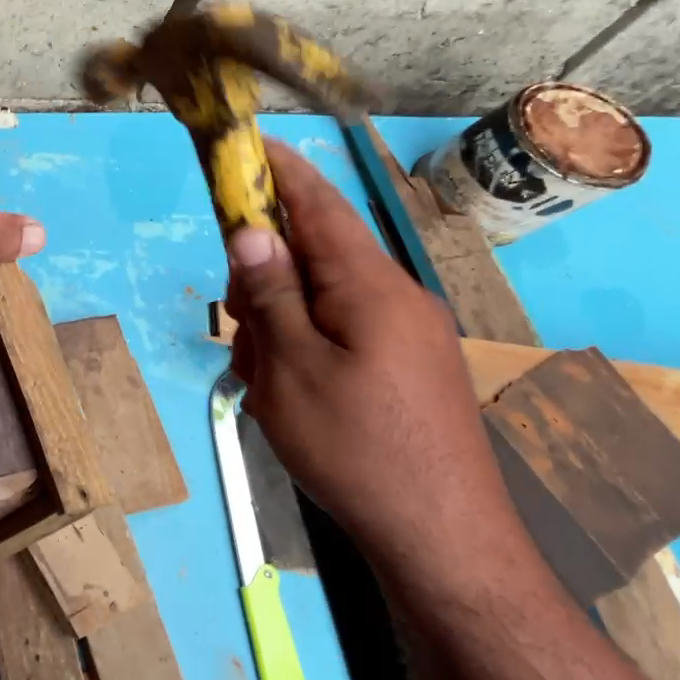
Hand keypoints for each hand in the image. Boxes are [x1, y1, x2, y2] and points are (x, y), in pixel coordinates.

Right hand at [225, 141, 523, 575]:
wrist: (441, 538)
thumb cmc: (354, 444)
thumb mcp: (290, 366)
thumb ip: (269, 293)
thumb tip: (251, 229)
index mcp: (370, 288)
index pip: (320, 207)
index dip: (281, 170)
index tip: (247, 141)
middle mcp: (395, 299)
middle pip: (314, 254)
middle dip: (263, 273)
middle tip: (238, 322)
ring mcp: (404, 334)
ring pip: (320, 297)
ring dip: (278, 319)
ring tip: (262, 375)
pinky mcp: (403, 365)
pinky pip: (339, 330)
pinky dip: (302, 343)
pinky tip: (287, 390)